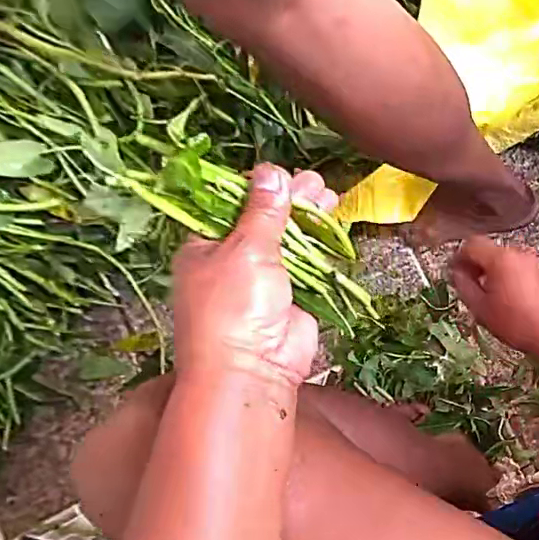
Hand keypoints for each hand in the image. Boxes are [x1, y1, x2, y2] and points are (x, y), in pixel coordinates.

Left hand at [172, 165, 330, 390]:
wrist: (255, 367)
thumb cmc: (232, 310)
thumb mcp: (245, 250)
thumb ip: (263, 213)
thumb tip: (271, 174)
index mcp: (205, 245)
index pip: (230, 205)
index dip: (257, 186)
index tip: (281, 172)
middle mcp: (234, 260)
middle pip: (265, 221)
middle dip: (291, 200)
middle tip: (316, 182)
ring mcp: (266, 280)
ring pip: (290, 242)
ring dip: (309, 221)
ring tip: (330, 196)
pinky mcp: (294, 297)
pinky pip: (309, 267)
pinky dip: (321, 249)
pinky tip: (333, 229)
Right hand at [448, 236, 538, 354]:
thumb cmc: (518, 324)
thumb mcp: (480, 308)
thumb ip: (463, 285)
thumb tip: (457, 274)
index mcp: (500, 258)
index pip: (471, 244)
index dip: (458, 258)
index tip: (455, 272)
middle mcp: (519, 254)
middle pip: (488, 251)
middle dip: (476, 266)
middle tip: (470, 286)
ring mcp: (533, 262)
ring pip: (503, 260)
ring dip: (492, 272)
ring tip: (489, 296)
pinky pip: (518, 268)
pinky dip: (508, 277)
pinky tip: (507, 299)